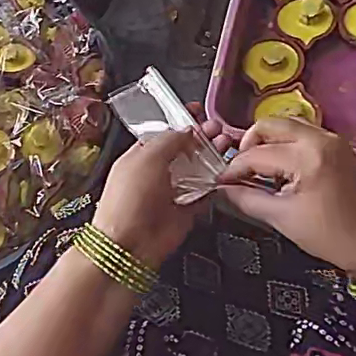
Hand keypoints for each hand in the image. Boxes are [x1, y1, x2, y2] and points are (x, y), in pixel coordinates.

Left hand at [89, 120, 221, 267]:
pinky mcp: (184, 212)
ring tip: (226, 144)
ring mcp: (171, 192)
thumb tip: (186, 129)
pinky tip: (225, 173)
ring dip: (213, 156)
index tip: (199, 112)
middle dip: (202, 137)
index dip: (182, 122)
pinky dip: (215, 186)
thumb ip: (169, 140)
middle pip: (185, 150)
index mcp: (141, 156)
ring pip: (197, 170)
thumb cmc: (128, 200)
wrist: (129, 243)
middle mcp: (156, 173)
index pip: (165, 133)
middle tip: (218, 128)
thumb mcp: (147, 157)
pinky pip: (204, 195)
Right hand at [216, 117, 355, 283]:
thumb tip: (224, 189)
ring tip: (258, 170)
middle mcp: (320, 139)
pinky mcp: (340, 147)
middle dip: (247, 145)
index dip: (233, 169)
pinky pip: (303, 134)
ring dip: (267, 142)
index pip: (255, 154)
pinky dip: (285, 144)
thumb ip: (248, 200)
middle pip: (269, 125)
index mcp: (307, 157)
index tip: (220, 183)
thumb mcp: (284, 220)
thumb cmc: (335, 238)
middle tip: (238, 170)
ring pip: (286, 126)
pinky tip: (280, 170)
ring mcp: (333, 140)